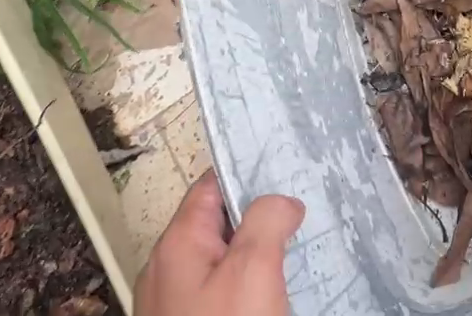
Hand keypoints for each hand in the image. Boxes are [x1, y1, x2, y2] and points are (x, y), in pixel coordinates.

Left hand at [135, 172, 304, 315]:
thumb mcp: (253, 270)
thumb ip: (267, 219)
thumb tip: (281, 202)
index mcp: (176, 244)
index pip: (212, 185)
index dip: (250, 172)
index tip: (290, 169)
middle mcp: (168, 271)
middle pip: (219, 223)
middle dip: (260, 216)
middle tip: (303, 211)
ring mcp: (175, 307)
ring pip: (223, 261)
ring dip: (260, 253)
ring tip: (299, 248)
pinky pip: (222, 295)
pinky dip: (251, 287)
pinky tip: (279, 293)